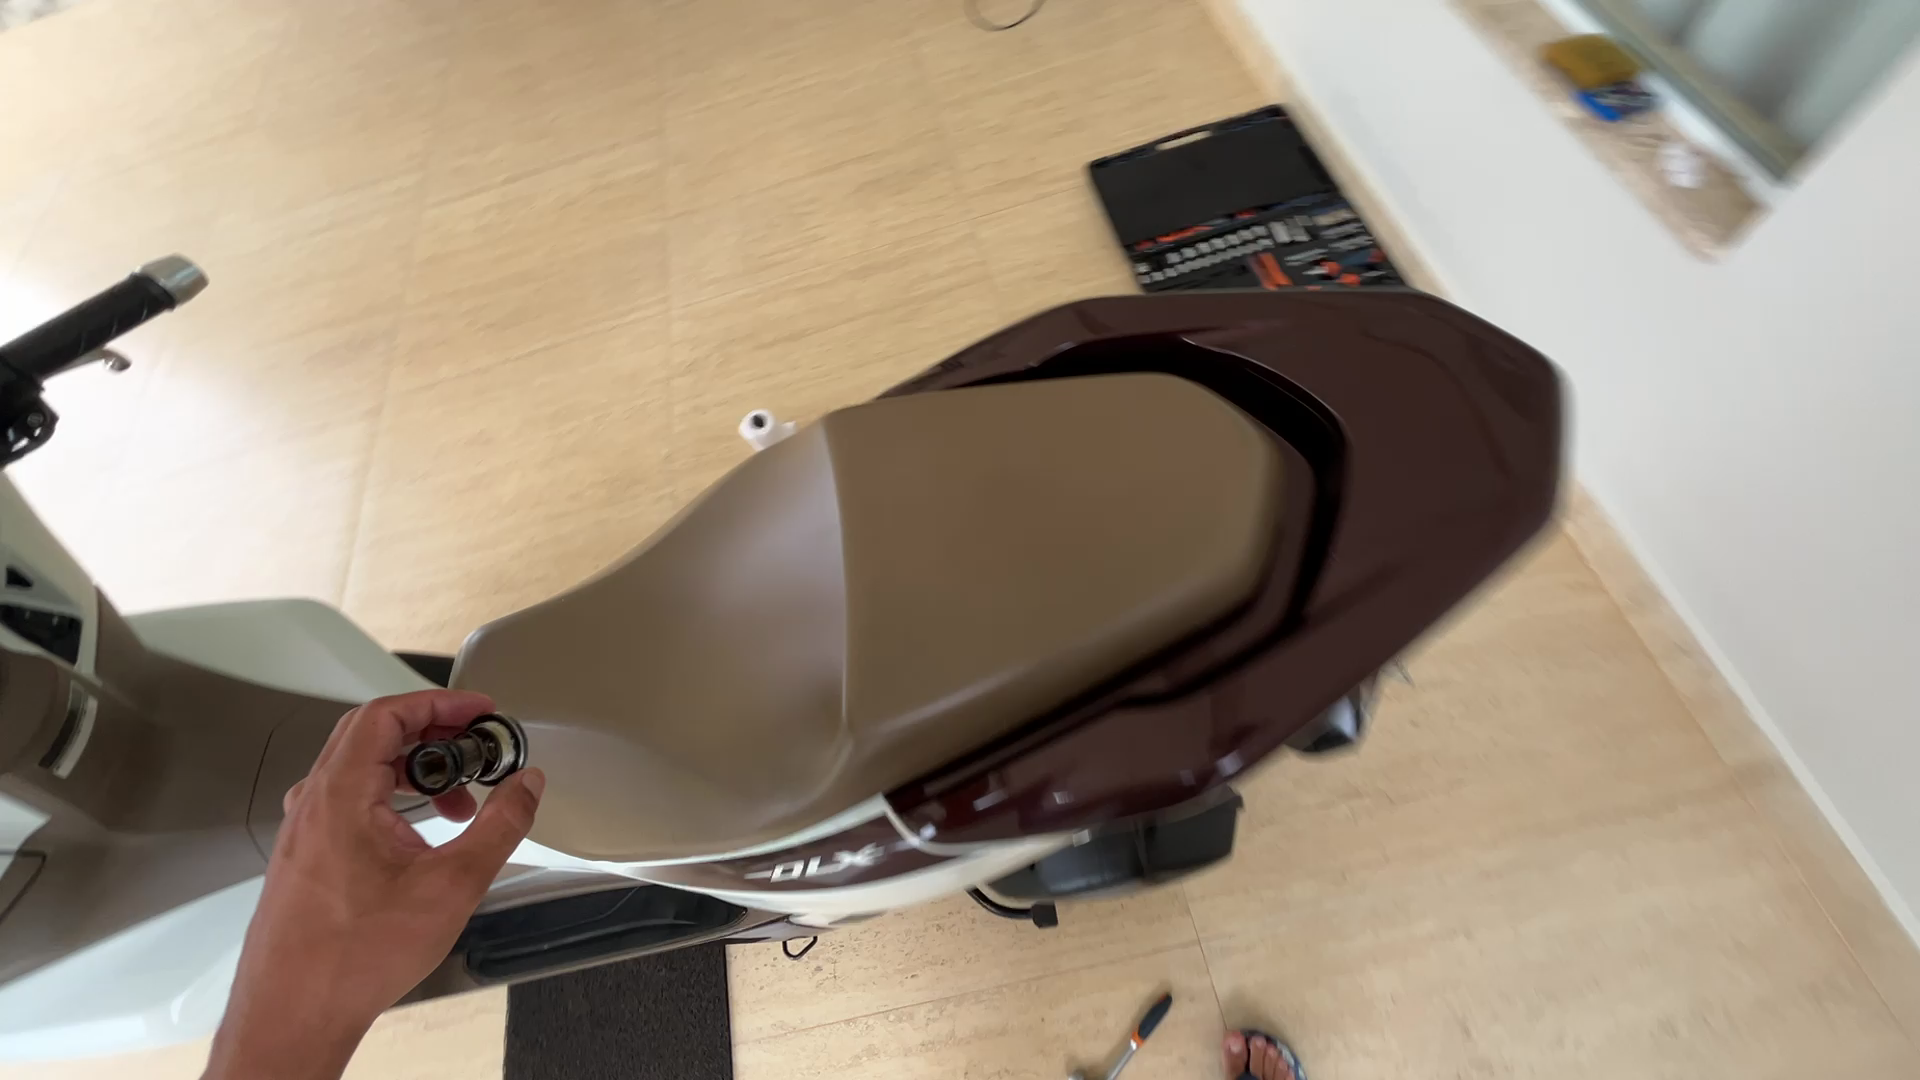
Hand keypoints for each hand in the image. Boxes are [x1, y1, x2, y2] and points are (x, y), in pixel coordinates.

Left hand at [203, 690, 544, 1079]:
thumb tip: (530, 781)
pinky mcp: (310, 856)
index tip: (481, 711)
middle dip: (436, 728)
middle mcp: (314, 807)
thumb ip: (502, 824)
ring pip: (364, 767)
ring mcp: (307, 832)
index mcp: (339, 799)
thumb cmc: (359, 956)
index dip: (438, 702)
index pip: (383, 716)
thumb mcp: (454, 884)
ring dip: (421, 765)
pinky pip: (355, 797)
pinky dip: (400, 793)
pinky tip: (433, 827)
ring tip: (465, 795)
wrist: (290, 1023)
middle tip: (480, 740)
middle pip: (373, 734)